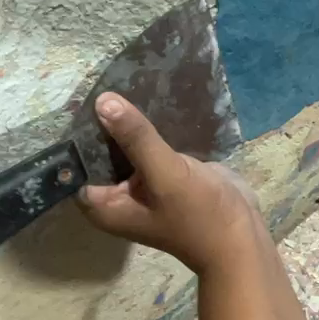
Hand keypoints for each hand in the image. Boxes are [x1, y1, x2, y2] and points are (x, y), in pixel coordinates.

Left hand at [76, 92, 266, 273]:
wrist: (241, 237)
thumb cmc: (199, 214)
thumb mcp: (165, 173)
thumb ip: (135, 138)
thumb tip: (103, 101)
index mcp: (104, 205)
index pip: (77, 163)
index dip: (78, 133)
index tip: (84, 99)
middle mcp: (117, 196)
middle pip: (101, 152)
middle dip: (105, 123)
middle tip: (106, 81)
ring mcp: (141, 185)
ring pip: (126, 147)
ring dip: (129, 124)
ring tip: (125, 83)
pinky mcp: (164, 175)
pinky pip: (149, 148)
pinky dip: (150, 130)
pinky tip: (152, 100)